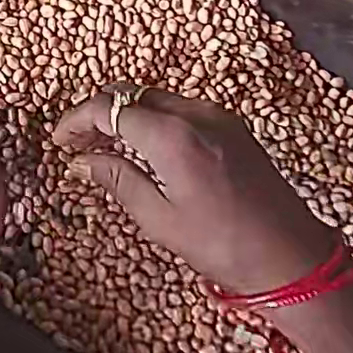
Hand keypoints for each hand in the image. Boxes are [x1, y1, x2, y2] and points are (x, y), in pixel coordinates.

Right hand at [51, 90, 338, 295]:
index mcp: (173, 136)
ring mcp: (219, 117)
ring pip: (154, 99)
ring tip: (103, 148)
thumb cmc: (222, 246)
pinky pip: (179, 110)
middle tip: (76, 144)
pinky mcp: (233, 128)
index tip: (59, 141)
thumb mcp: (159, 218)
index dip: (76, 120)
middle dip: (97, 114)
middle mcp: (196, 114)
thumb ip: (117, 179)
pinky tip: (142, 149)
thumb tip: (80, 161)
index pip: (109, 107)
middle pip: (130, 95)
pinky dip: (151, 121)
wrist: (294, 258)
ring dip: (124, 116)